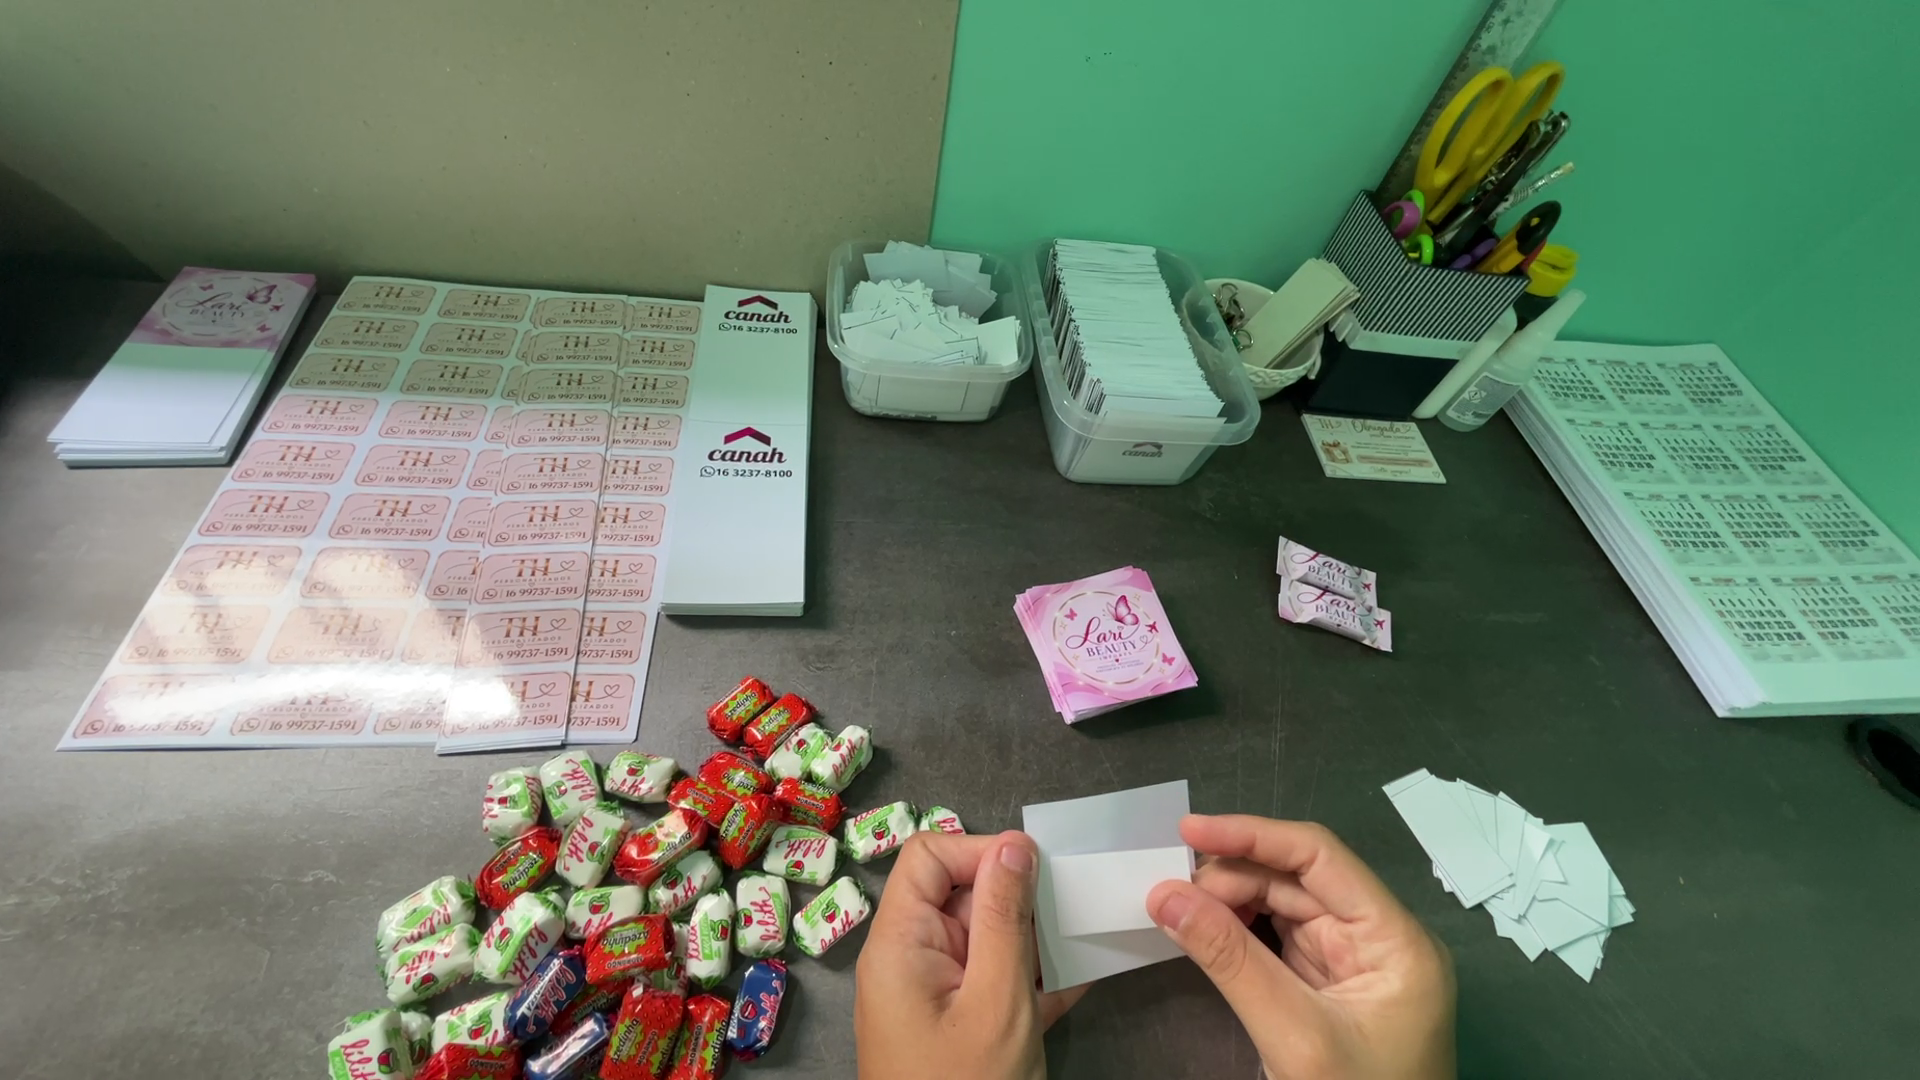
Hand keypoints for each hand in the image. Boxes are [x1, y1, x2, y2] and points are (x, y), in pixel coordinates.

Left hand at [856, 831, 1088, 1079]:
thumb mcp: (996, 1001)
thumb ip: (1005, 917)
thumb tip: (1015, 843)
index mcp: (901, 941)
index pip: (929, 857)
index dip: (978, 850)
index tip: (1032, 870)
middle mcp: (911, 956)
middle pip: (960, 893)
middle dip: (1015, 900)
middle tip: (1066, 913)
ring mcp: (934, 990)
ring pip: (985, 935)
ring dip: (1031, 940)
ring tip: (1076, 944)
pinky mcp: (956, 1020)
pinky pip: (992, 976)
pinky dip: (1029, 977)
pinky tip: (1074, 980)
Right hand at [1146, 815, 1454, 1079]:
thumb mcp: (1294, 1038)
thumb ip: (1229, 959)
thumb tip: (1162, 895)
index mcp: (1395, 939)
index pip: (1318, 856)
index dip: (1251, 835)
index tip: (1189, 831)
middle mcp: (1376, 936)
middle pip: (1294, 877)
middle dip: (1230, 876)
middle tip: (1172, 889)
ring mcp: (1350, 959)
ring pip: (1278, 902)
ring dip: (1226, 900)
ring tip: (1180, 908)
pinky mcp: (1324, 981)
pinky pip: (1273, 934)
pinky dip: (1234, 928)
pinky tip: (1204, 929)